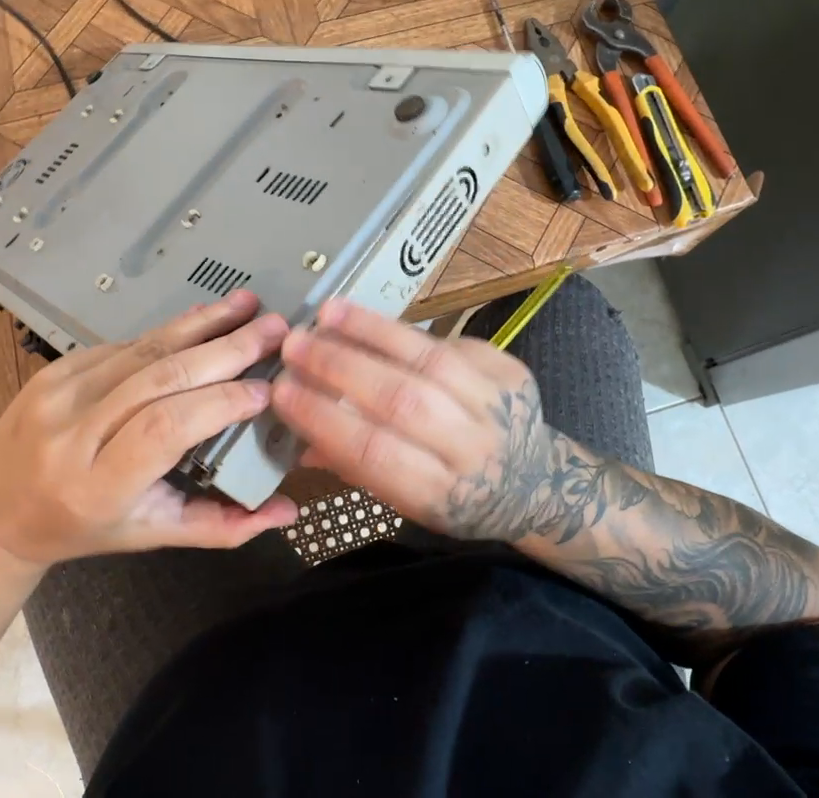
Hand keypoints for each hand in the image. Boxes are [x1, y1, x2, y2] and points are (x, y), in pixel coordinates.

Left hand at [0, 290, 298, 565]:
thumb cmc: (82, 529)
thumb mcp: (150, 536)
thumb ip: (221, 526)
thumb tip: (289, 511)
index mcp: (96, 486)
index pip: (165, 428)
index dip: (219, 402)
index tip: (268, 388)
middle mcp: (71, 434)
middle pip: (159, 377)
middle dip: (225, 349)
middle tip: (276, 328)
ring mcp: (57, 394)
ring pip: (144, 350)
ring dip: (202, 324)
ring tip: (249, 305)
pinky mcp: (53, 370)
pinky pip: (124, 346)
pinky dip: (171, 333)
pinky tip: (207, 319)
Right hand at [272, 300, 640, 545]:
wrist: (537, 483)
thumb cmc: (458, 499)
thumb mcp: (408, 503)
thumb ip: (354, 466)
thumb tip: (295, 434)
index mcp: (441, 492)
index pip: (374, 452)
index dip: (324, 419)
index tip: (281, 392)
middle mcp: (473, 447)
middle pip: (402, 399)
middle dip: (340, 367)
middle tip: (295, 345)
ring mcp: (497, 403)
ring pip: (429, 359)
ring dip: (370, 333)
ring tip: (326, 315)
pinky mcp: (509, 369)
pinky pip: (447, 342)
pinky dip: (401, 330)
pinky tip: (365, 319)